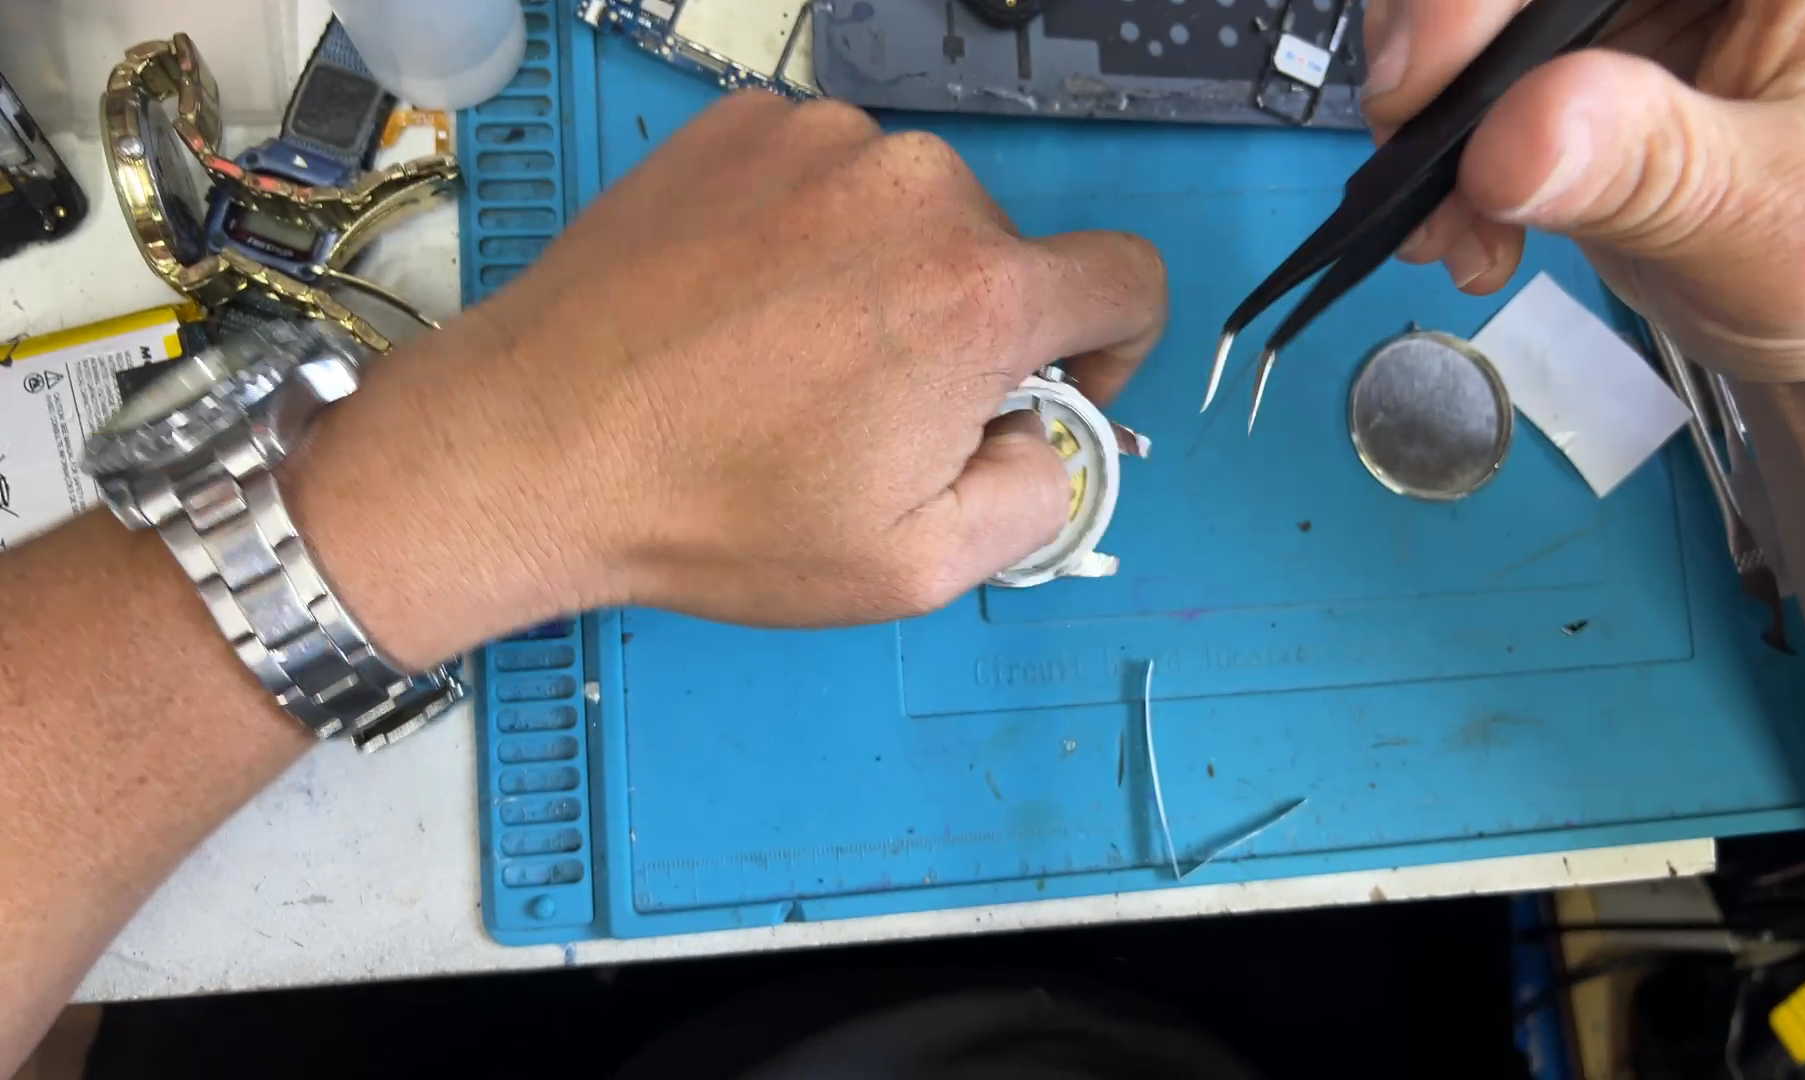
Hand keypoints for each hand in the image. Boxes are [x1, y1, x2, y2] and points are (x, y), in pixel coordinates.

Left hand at [297, 92, 1165, 657]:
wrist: (532, 448)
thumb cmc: (734, 521)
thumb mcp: (920, 565)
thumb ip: (1038, 494)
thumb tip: (1042, 427)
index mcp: (977, 293)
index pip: (1129, 280)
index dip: (1113, 349)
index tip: (1040, 397)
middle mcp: (917, 183)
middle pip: (1013, 262)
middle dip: (978, 342)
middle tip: (879, 413)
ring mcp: (821, 136)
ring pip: (924, 222)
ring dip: (900, 290)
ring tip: (802, 361)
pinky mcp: (743, 122)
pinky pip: (838, 184)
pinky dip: (827, 244)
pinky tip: (752, 306)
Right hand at [1362, 0, 1804, 384]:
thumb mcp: (1777, 222)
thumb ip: (1651, 171)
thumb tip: (1507, 139)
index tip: (1417, 81)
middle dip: (1439, 67)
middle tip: (1412, 161)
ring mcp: (1638, 9)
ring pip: (1475, 32)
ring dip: (1428, 137)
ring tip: (1452, 232)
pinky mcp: (1584, 68)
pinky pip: (1471, 97)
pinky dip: (1440, 173)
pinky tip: (1468, 235)